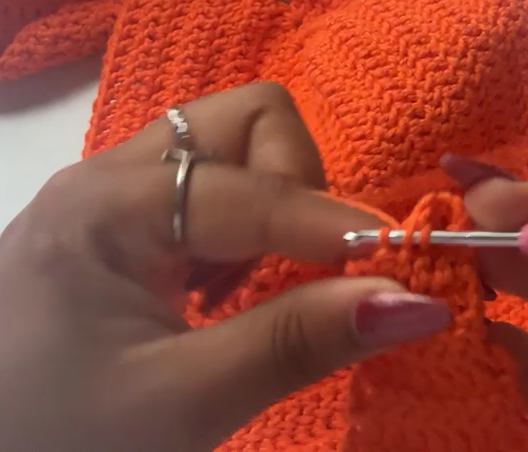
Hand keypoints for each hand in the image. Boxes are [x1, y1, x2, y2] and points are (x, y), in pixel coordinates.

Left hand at [0, 82, 451, 451]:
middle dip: (296, 182)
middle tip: (288, 264)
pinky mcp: (118, 220)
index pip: (257, 190)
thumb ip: (301, 340)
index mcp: (105, 204)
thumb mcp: (180, 408)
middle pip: (250, 119)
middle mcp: (108, 173)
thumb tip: (422, 301)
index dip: (333, 224)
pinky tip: (215, 289)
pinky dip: (245, 220)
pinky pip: (216, 179)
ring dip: (272, 200)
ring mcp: (110, 191)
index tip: (396, 264)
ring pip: (239, 141)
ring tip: (242, 284)